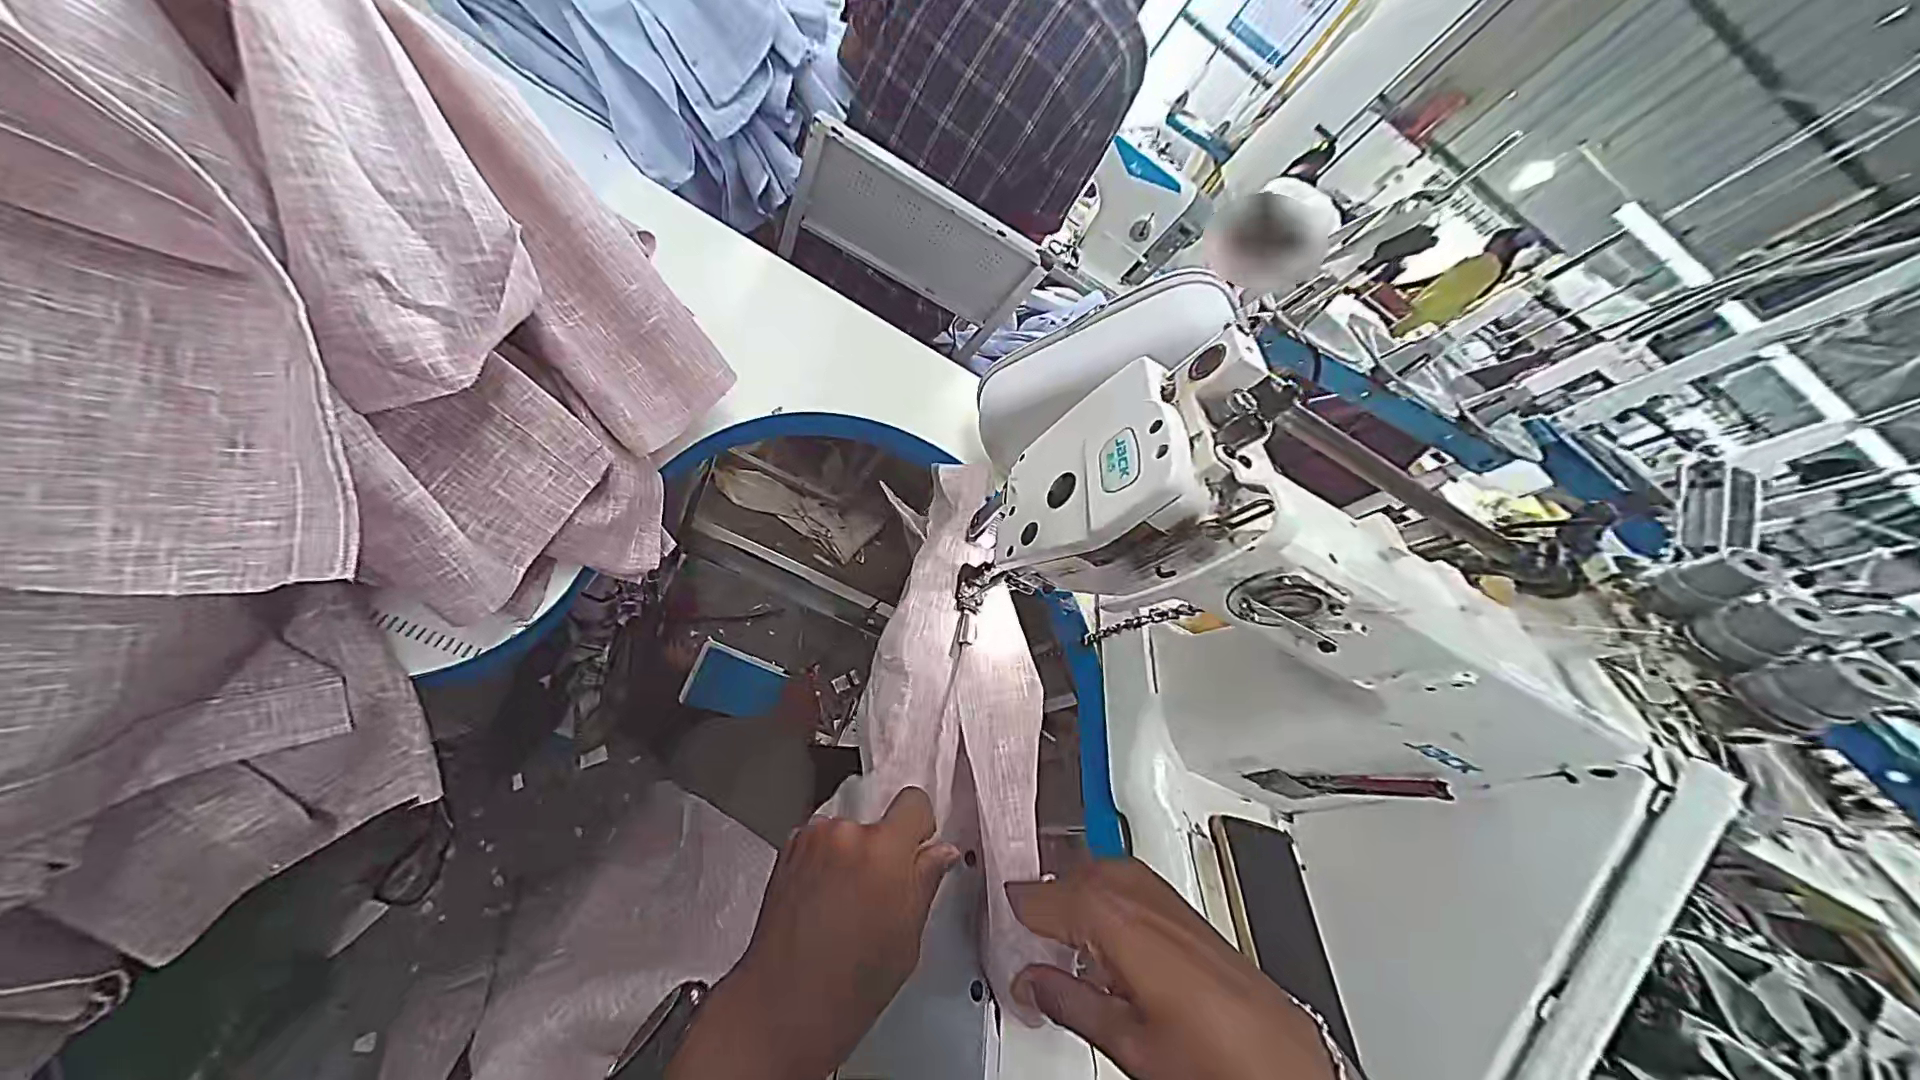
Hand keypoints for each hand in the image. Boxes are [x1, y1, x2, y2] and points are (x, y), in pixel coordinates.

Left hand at [666, 787, 958, 1078]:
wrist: (783, 1005)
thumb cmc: (846, 985)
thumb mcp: (907, 936)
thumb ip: (925, 880)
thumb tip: (940, 853)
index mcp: (885, 851)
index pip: (914, 802)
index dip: (920, 825)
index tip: (917, 847)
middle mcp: (847, 834)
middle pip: (879, 820)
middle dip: (883, 848)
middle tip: (879, 891)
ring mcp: (813, 839)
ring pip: (848, 830)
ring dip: (850, 853)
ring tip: (844, 901)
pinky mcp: (789, 848)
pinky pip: (820, 840)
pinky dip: (825, 859)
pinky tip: (824, 899)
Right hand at [1008, 858, 1342, 1079]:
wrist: (1282, 1057)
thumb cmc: (1218, 1055)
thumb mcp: (1126, 1042)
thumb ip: (1068, 1002)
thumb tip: (1031, 982)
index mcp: (1111, 918)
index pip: (1040, 895)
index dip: (1013, 909)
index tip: (997, 921)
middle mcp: (1133, 890)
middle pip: (1064, 877)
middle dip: (1041, 903)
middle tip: (1024, 939)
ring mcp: (1156, 890)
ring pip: (1091, 873)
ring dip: (1070, 898)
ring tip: (1059, 942)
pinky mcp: (1174, 900)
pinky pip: (1119, 880)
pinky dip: (1098, 898)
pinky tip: (1100, 936)